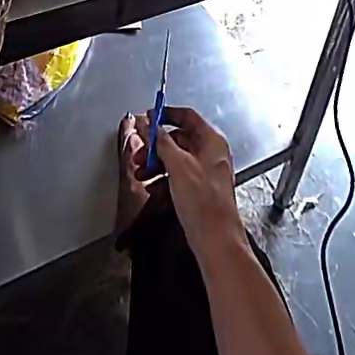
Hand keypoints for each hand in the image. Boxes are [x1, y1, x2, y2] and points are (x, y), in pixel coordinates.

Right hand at [153, 106, 242, 248]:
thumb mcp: (178, 165)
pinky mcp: (199, 189)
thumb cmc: (203, 201)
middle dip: (156, 146)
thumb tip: (148, 123)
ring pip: (176, 158)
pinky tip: (151, 189)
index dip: (166, 115)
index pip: (187, 116)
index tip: (147, 118)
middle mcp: (210, 153)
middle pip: (179, 138)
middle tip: (139, 155)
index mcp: (211, 140)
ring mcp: (205, 171)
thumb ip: (161, 142)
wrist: (215, 239)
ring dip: (156, 164)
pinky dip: (163, 179)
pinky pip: (178, 176)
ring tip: (141, 175)